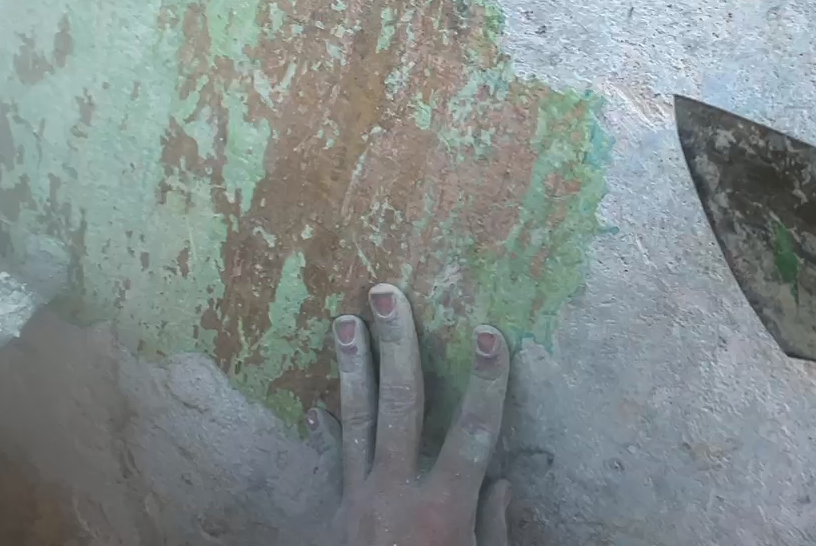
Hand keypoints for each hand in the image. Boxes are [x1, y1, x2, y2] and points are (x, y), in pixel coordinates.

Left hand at [312, 282, 511, 545]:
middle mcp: (396, 494)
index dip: (484, 382)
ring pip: (358, 421)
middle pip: (400, 403)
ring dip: (353, 367)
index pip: (473, 432)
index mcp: (443, 511)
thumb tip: (499, 482)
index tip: (489, 334)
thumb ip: (493, 530)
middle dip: (396, 344)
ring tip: (345, 321)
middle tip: (386, 294)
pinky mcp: (333, 518)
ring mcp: (358, 501)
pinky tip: (315, 408)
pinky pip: (330, 467)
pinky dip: (324, 436)